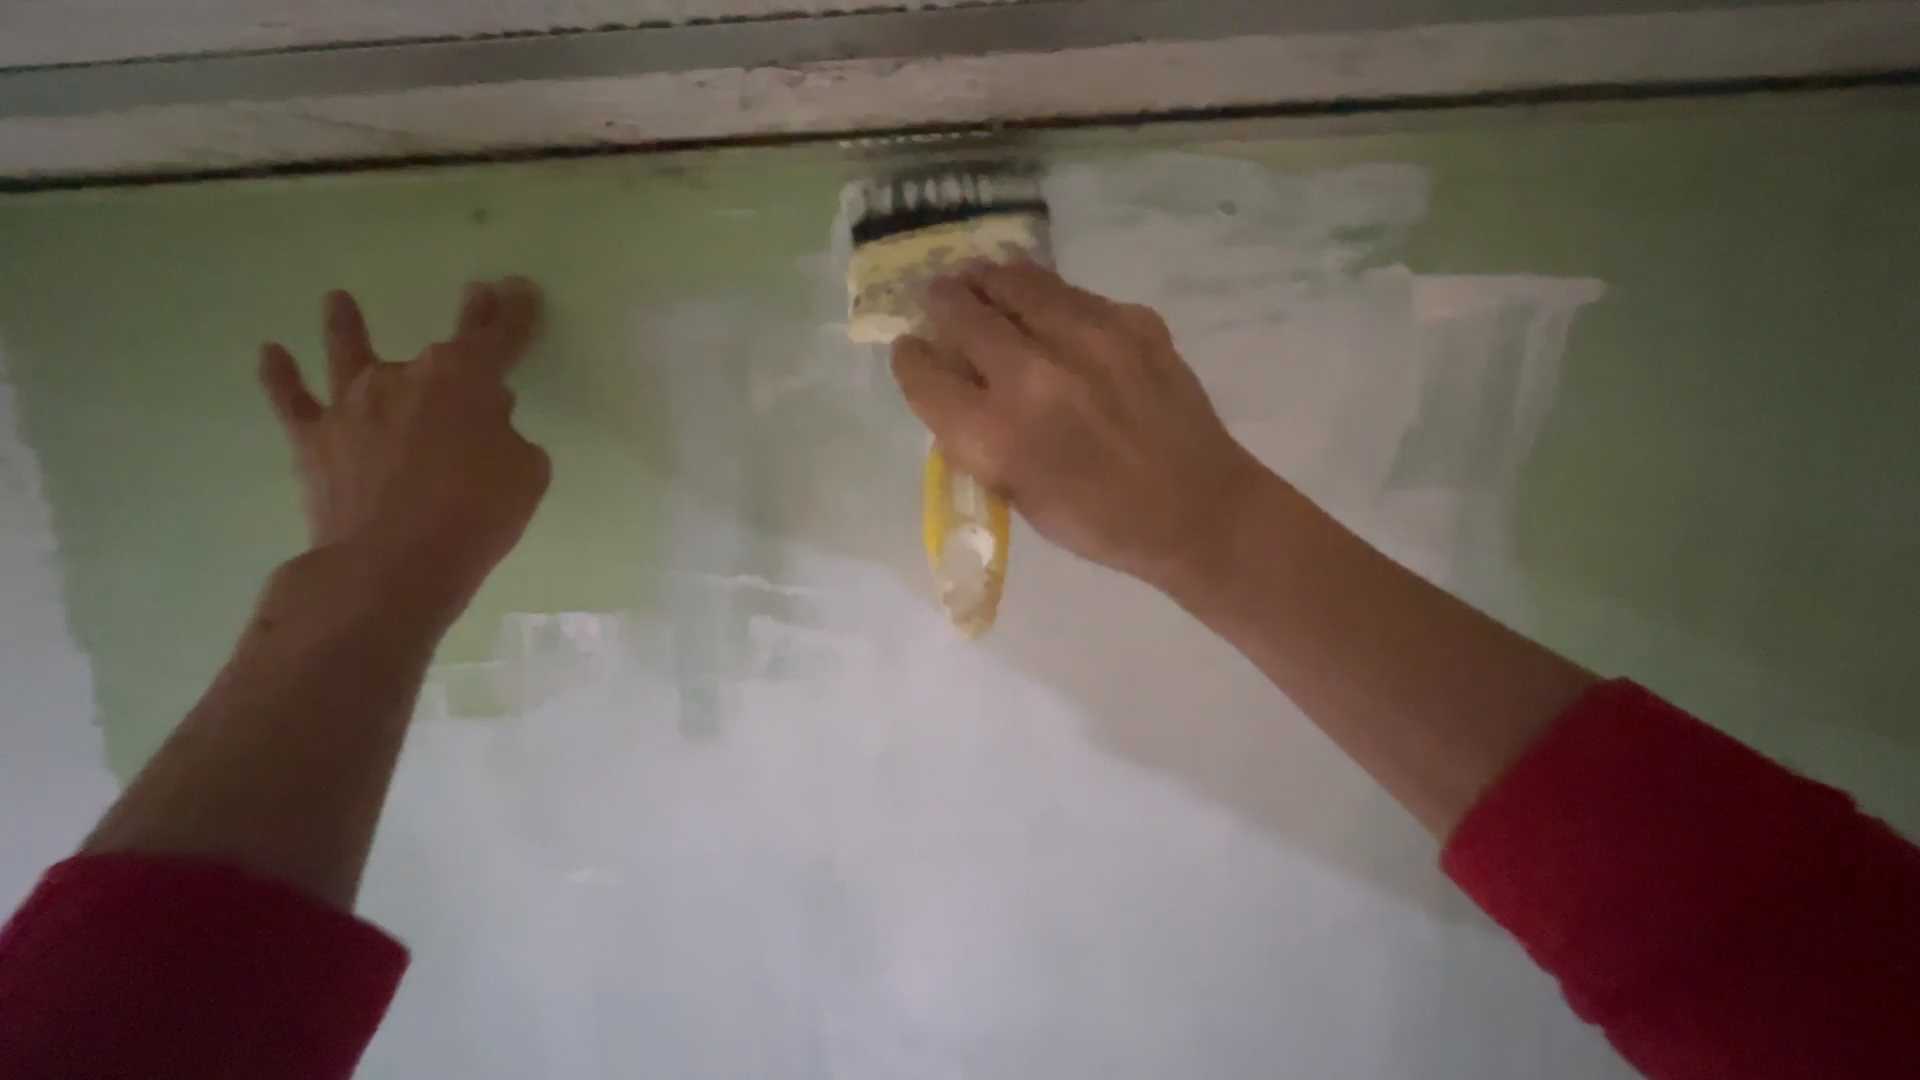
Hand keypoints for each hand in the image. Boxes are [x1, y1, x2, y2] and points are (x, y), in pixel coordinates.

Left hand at [257, 279, 551, 626]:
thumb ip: (509, 437)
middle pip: (439, 348)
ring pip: (349, 353)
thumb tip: (485, 426)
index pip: (496, 337)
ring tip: (338, 300)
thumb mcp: (526, 473)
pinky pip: (292, 399)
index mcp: (464, 381)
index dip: (513, 314)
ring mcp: (353, 405)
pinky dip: (281, 375)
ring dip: (346, 325)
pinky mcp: (315, 439)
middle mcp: (404, 378)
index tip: (519, 288)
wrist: (393, 561)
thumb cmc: (478, 513)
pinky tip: (271, 353)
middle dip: (467, 325)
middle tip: (479, 303)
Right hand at [891, 261, 1266, 592]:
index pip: (925, 375)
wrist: (1197, 508)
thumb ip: (980, 440)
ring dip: (989, 279)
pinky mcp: (1132, 322)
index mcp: (996, 434)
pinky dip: (1049, 296)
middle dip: (943, 303)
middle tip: (938, 294)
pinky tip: (1046, 302)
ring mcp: (1087, 339)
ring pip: (1017, 283)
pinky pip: (1074, 295)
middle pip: (964, 314)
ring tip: (979, 275)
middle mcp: (1032, 375)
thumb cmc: (1098, 521)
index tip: (911, 350)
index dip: (910, 359)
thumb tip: (959, 388)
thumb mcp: (1017, 495)